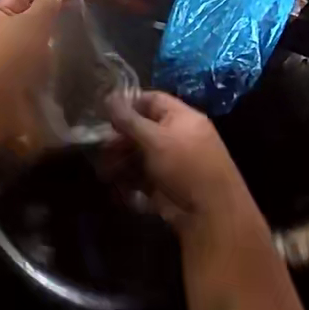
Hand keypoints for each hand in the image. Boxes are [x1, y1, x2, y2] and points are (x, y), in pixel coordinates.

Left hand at [0, 0, 70, 144]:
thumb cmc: (9, 56)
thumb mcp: (33, 22)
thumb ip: (46, 5)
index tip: (73, 1)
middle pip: (23, 29)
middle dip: (46, 30)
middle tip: (73, 32)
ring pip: (26, 56)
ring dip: (44, 58)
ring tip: (68, 59)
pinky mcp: (1, 91)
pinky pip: (26, 79)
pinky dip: (39, 79)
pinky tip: (55, 82)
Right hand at [106, 90, 254, 231]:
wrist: (209, 212)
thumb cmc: (185, 166)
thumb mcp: (156, 139)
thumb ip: (130, 120)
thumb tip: (108, 97)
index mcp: (182, 118)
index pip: (152, 100)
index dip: (128, 104)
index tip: (103, 113)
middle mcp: (176, 136)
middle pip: (141, 129)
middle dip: (119, 137)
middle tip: (99, 146)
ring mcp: (170, 161)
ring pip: (137, 154)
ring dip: (118, 159)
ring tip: (103, 170)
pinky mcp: (163, 183)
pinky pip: (140, 175)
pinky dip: (126, 178)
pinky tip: (113, 183)